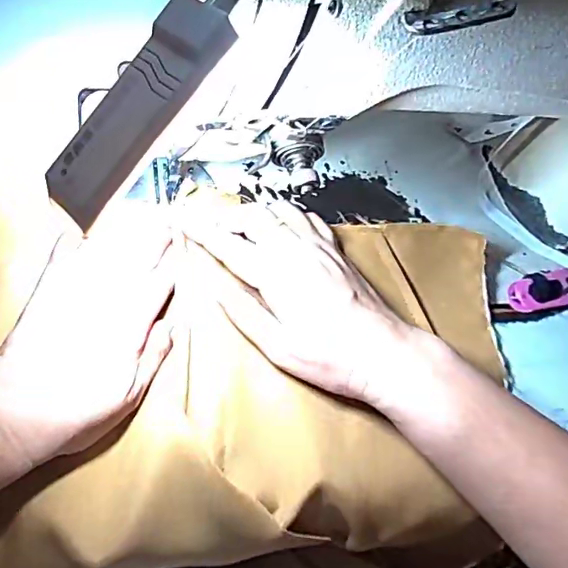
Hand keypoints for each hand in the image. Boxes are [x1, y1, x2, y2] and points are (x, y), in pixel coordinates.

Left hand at [0, 211, 177, 469]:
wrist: (18, 406)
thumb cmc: (78, 409)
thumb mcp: (129, 396)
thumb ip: (153, 356)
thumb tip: (172, 325)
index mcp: (132, 319)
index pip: (161, 279)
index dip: (174, 261)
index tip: (183, 246)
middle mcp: (107, 293)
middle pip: (137, 253)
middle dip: (155, 236)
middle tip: (167, 221)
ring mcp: (75, 285)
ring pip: (106, 246)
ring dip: (124, 230)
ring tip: (138, 217)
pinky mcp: (47, 285)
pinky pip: (65, 251)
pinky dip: (77, 241)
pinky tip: (82, 236)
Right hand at [180, 198, 445, 408]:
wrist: (386, 355)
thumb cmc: (333, 358)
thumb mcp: (276, 345)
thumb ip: (240, 310)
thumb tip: (213, 285)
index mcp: (275, 273)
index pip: (226, 243)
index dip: (199, 229)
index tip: (181, 219)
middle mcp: (296, 251)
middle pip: (251, 215)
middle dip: (224, 217)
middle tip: (208, 227)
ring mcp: (318, 247)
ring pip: (278, 209)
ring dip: (253, 212)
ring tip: (238, 223)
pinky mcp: (335, 250)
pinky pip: (305, 217)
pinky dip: (285, 214)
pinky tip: (282, 225)